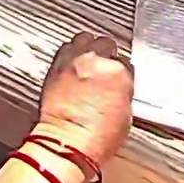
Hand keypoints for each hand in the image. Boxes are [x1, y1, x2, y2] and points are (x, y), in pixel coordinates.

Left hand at [34, 33, 133, 166]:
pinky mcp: (58, 64)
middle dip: (106, 55)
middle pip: (106, 44)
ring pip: (85, 39)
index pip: (125, 63)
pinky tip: (72, 63)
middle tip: (102, 67)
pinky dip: (70, 53)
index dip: (121, 72)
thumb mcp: (125, 115)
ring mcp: (77, 60)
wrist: (67, 143)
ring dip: (88, 48)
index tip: (116, 78)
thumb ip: (122, 91)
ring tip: (87, 60)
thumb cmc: (96, 137)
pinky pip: (66, 48)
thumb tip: (116, 87)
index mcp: (120, 73)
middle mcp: (98, 61)